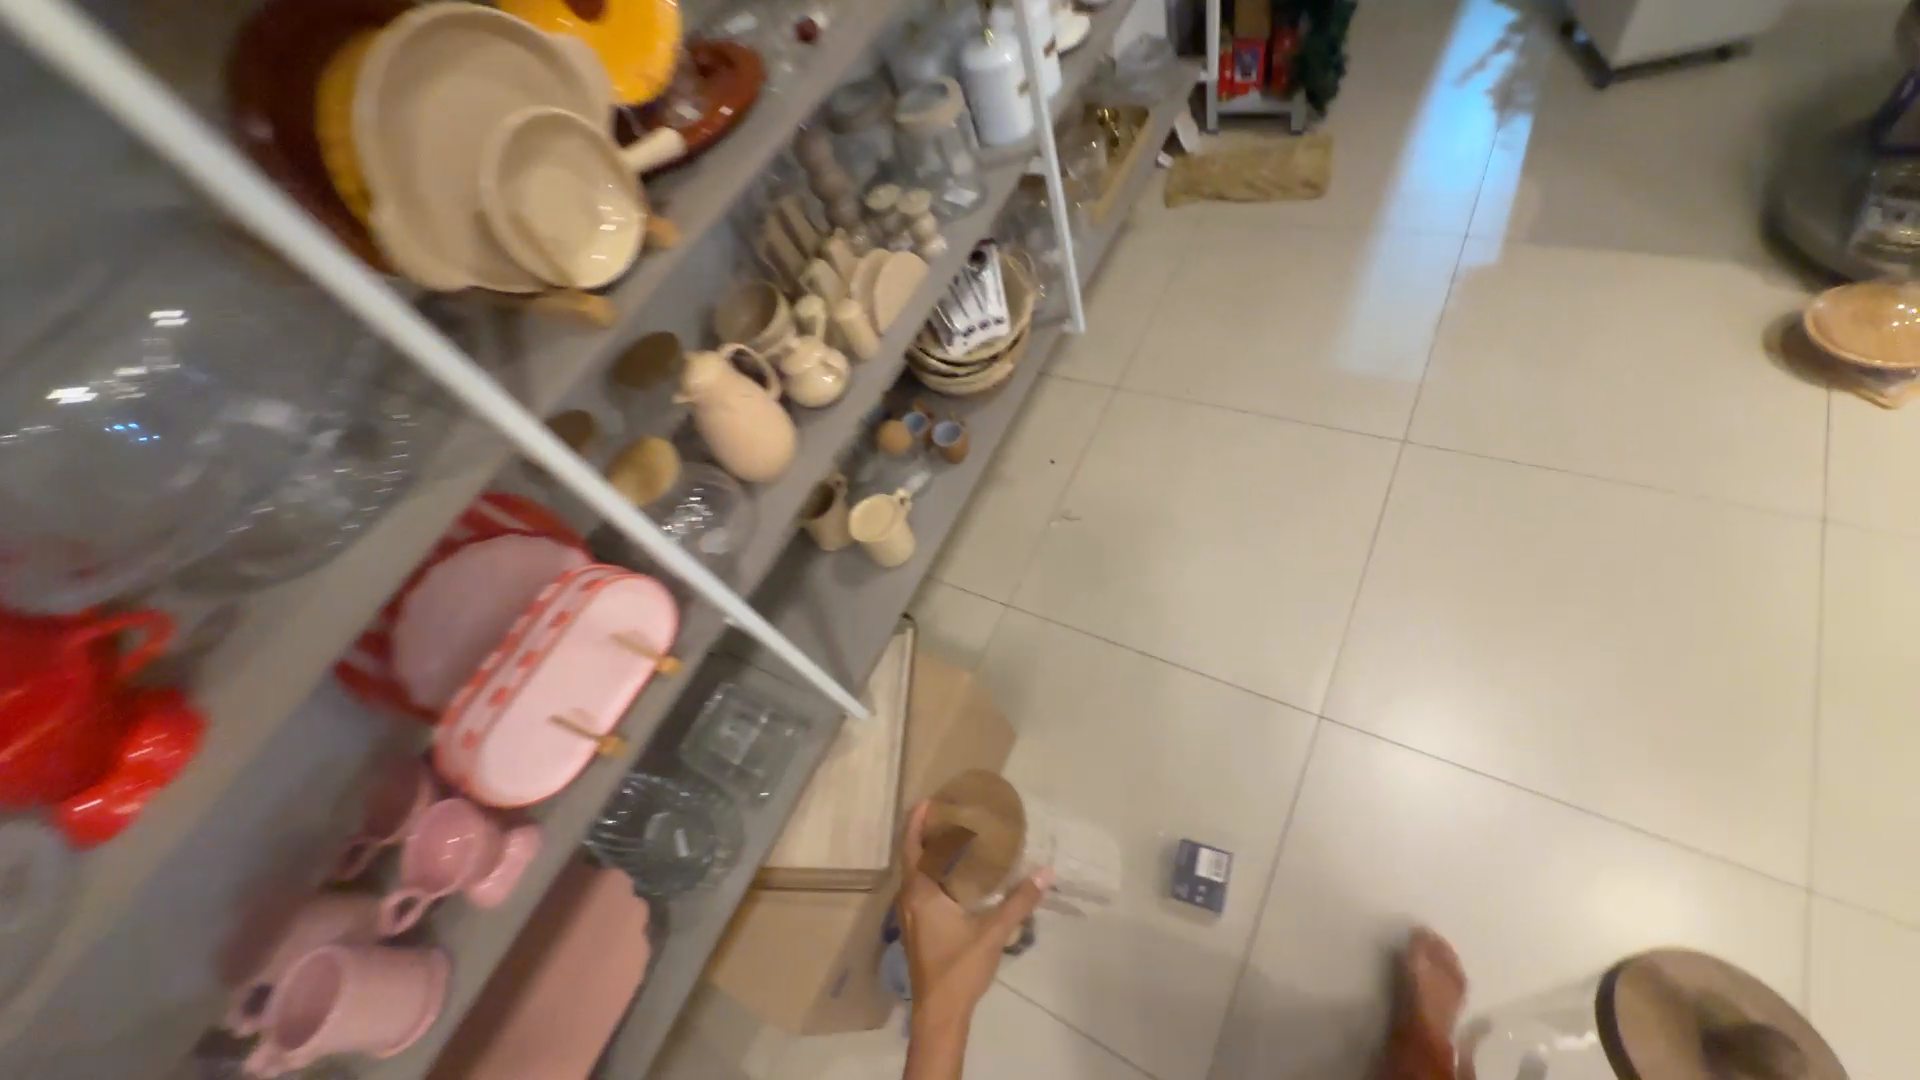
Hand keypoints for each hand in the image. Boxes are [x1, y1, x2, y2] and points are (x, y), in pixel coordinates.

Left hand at [897, 799, 1052, 1029]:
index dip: (917, 821)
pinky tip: (956, 874)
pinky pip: (921, 888)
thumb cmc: (959, 968)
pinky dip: (934, 872)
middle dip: (926, 832)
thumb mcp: (992, 932)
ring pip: (916, 873)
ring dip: (930, 853)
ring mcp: (910, 915)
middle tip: (949, 812)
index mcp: (920, 892)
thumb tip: (1045, 871)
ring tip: (954, 835)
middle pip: (913, 856)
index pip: (912, 846)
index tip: (930, 799)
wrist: (940, 1014)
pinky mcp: (917, 928)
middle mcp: (909, 898)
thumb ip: (1019, 901)